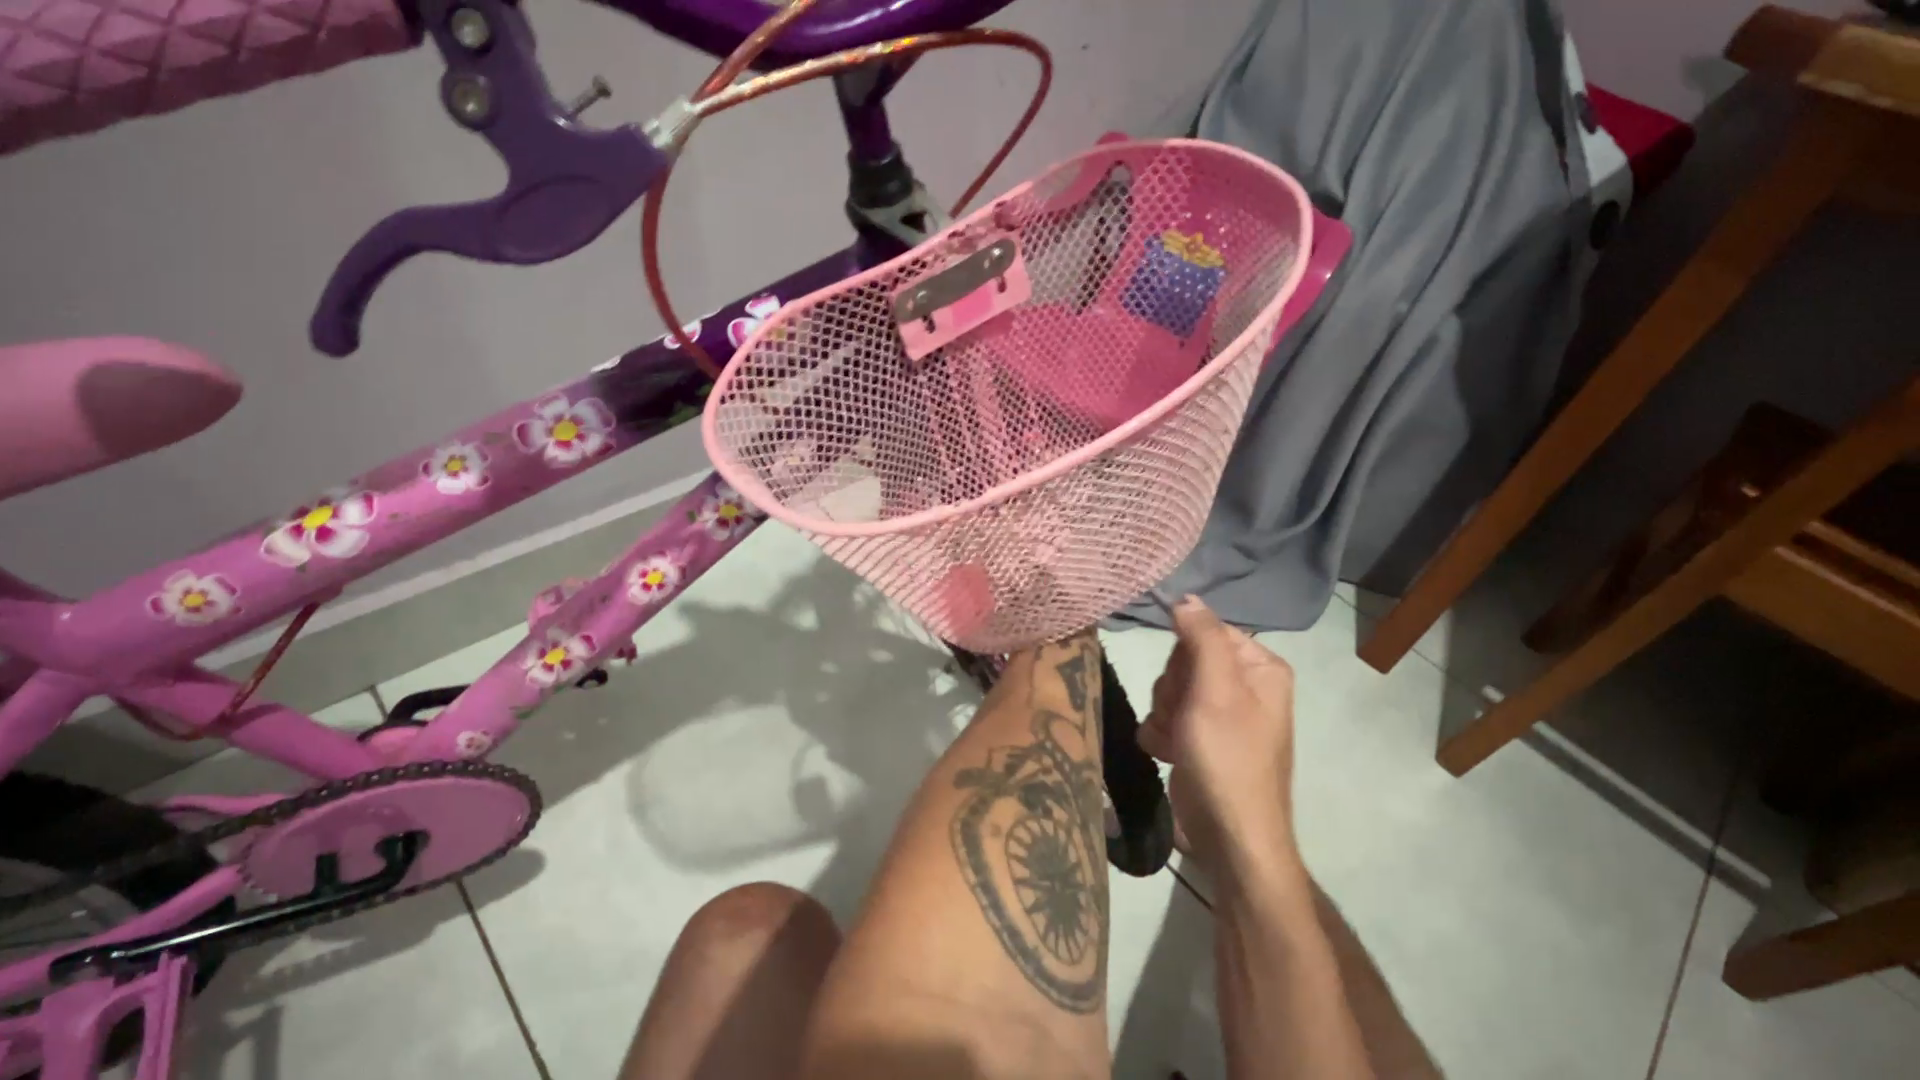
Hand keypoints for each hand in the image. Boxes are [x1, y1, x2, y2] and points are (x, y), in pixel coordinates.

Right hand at [1138, 596, 1297, 872]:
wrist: (1230, 837)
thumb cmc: (1227, 760)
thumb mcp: (1215, 691)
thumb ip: (1201, 637)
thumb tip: (1185, 596)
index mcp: (1260, 668)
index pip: (1206, 631)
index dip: (1184, 657)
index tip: (1186, 685)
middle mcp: (1245, 687)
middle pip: (1184, 661)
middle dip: (1172, 690)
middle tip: (1183, 718)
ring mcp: (1221, 717)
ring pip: (1169, 690)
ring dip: (1163, 715)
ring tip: (1177, 742)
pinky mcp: (1200, 742)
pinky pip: (1166, 719)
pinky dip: (1161, 735)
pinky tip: (1168, 754)